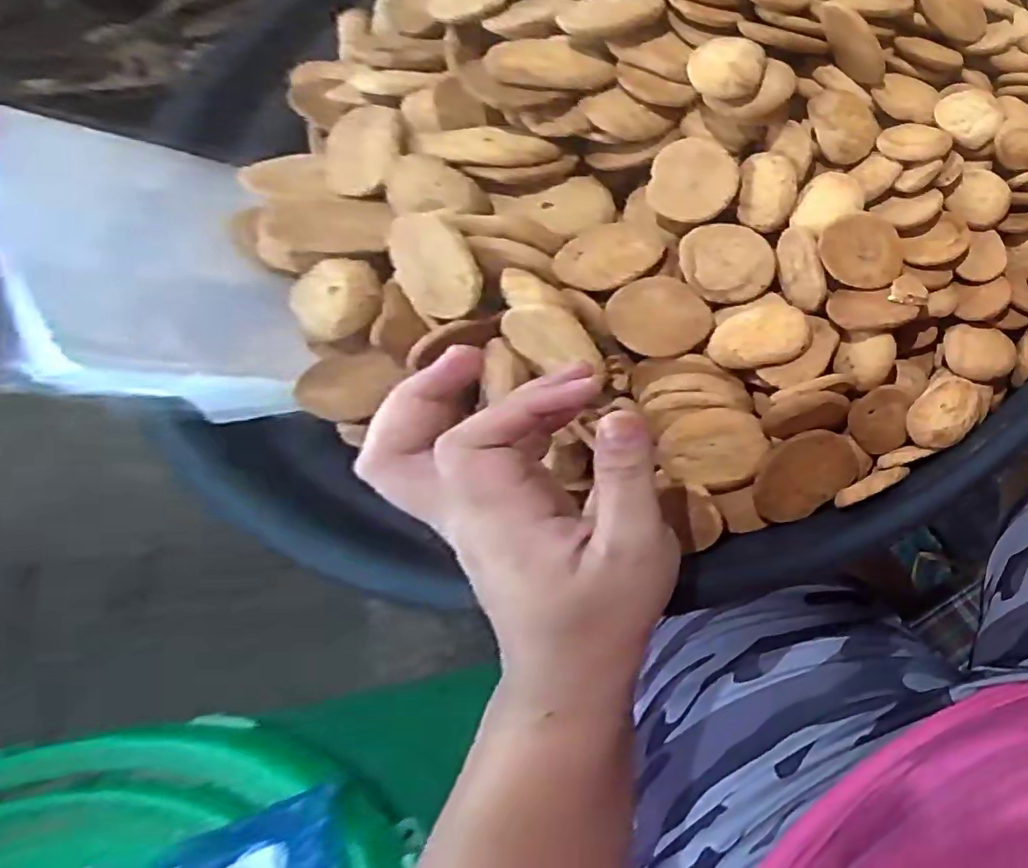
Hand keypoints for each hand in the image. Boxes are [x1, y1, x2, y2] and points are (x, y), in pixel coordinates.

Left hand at [354, 346, 680, 716]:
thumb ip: (627, 476)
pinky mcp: (490, 526)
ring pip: (414, 459)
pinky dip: (483, 426)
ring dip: (443, 406)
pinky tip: (533, 417)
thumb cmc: (604, 613)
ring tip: (491, 368)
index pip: (476, 437)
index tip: (590, 385)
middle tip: (473, 355)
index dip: (528, 399)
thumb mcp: (633, 545)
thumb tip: (619, 411)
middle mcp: (465, 515)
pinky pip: (461, 465)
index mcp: (494, 517)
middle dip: (421, 395)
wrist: (572, 673)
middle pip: (394, 453)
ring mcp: (471, 522)